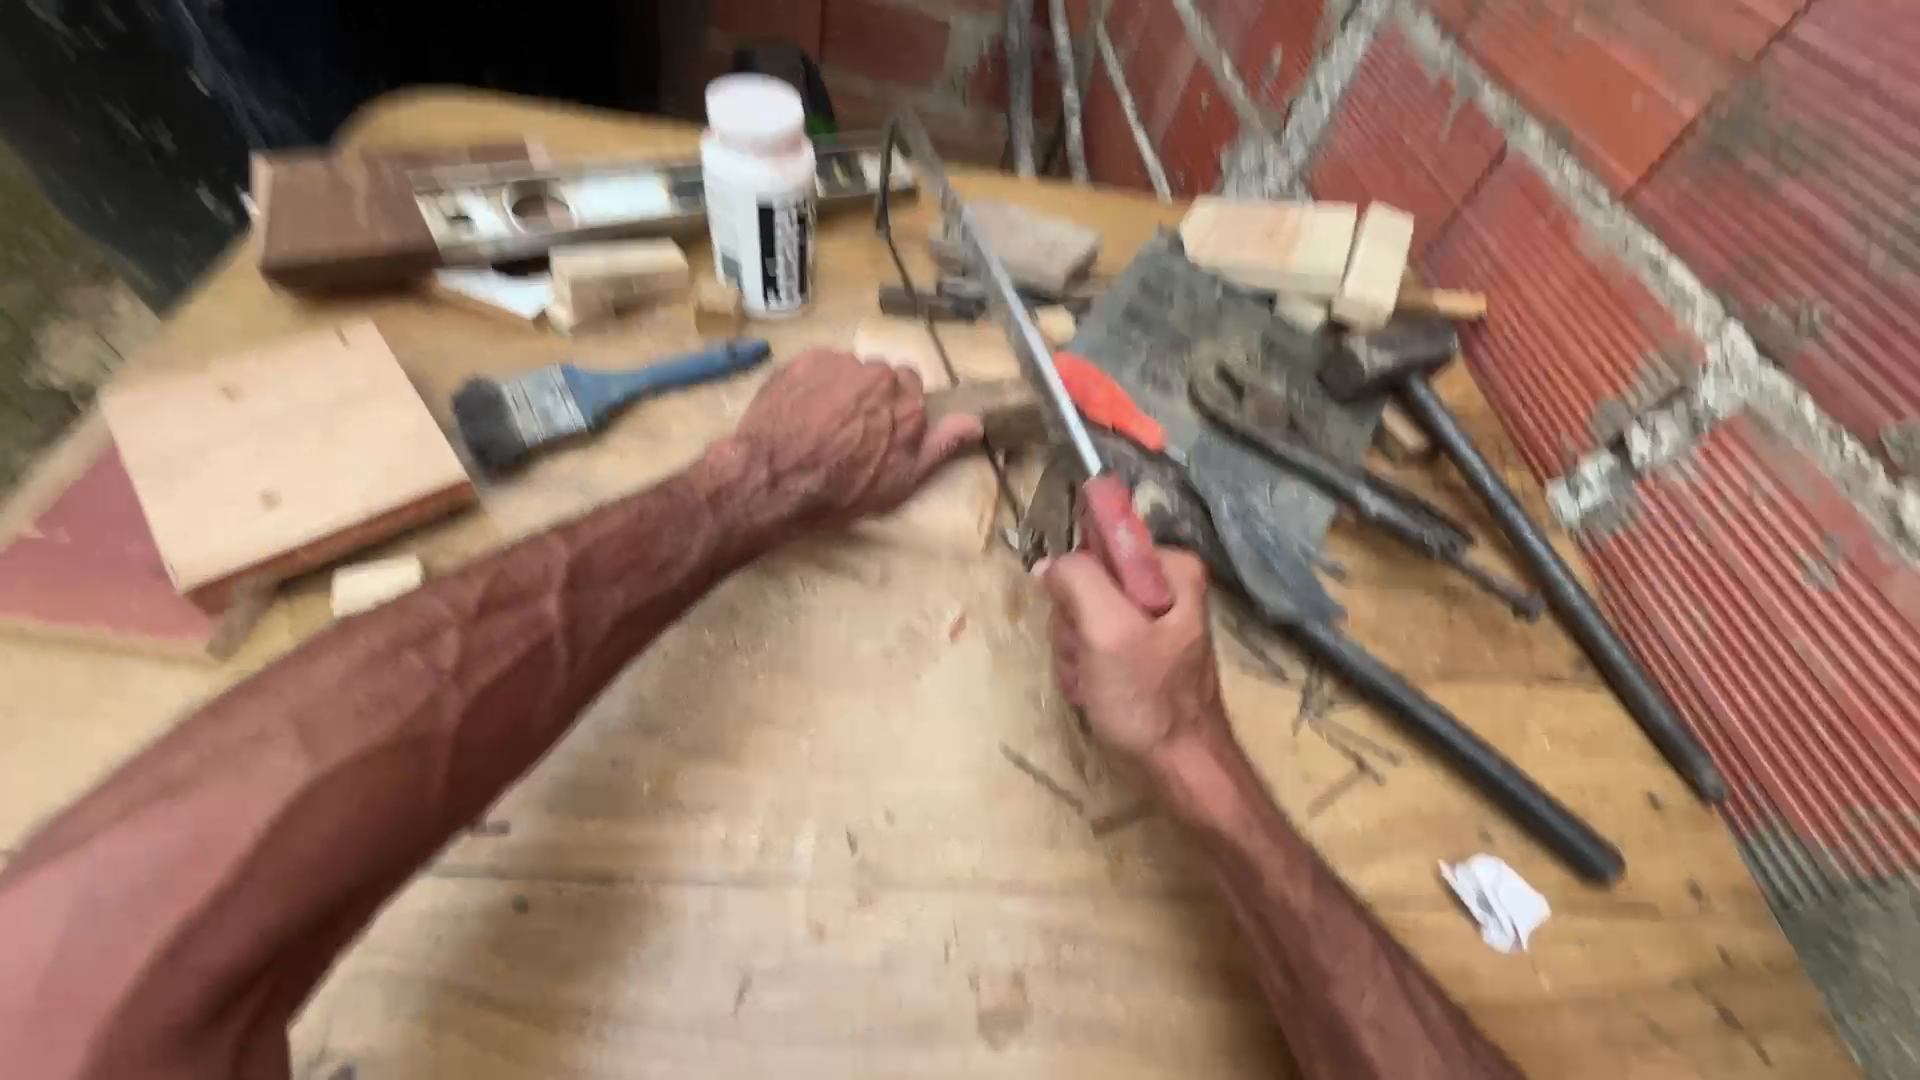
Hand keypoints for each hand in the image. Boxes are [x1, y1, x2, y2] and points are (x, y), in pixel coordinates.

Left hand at [727, 349, 982, 523]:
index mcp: (909, 404)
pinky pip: (820, 365)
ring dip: (842, 387)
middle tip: (850, 428)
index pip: (912, 388)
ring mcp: (841, 364)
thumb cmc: (841, 490)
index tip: (881, 430)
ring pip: (850, 369)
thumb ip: (940, 445)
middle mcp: (880, 376)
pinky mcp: (805, 360)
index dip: (897, 409)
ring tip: (820, 421)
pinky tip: (801, 410)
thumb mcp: (901, 481)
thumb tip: (976, 421)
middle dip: (872, 395)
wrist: (774, 479)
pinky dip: (814, 382)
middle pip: (882, 376)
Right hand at [1041, 549, 1229, 770]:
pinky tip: (1092, 691)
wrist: (1178, 770)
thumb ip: (1078, 581)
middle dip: (1074, 626)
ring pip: (1079, 616)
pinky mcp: (1133, 652)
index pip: (1098, 545)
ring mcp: (1146, 622)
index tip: (1084, 619)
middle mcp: (1162, 587)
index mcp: (1170, 568)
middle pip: (1085, 583)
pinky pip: (1087, 643)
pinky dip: (1081, 670)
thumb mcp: (1108, 631)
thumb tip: (1049, 563)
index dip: (1079, 582)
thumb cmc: (1148, 702)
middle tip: (1089, 657)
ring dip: (1074, 652)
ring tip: (1092, 682)